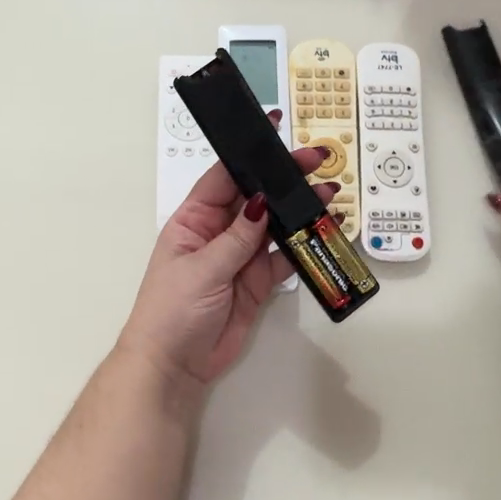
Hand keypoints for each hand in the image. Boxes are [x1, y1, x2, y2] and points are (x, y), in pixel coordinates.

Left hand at [117, 121, 336, 398]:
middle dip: (283, 179)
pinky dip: (303, 245)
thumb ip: (237, 238)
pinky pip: (283, 257)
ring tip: (330, 194)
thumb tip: (261, 203)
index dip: (248, 156)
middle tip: (317, 161)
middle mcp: (218, 233)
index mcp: (193, 220)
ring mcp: (239, 258)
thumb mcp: (201, 269)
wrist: (174, 367)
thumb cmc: (171, 311)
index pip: (223, 178)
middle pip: (255, 197)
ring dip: (298, 210)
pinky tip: (323, 229)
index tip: (275, 133)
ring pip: (274, 226)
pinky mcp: (257, 284)